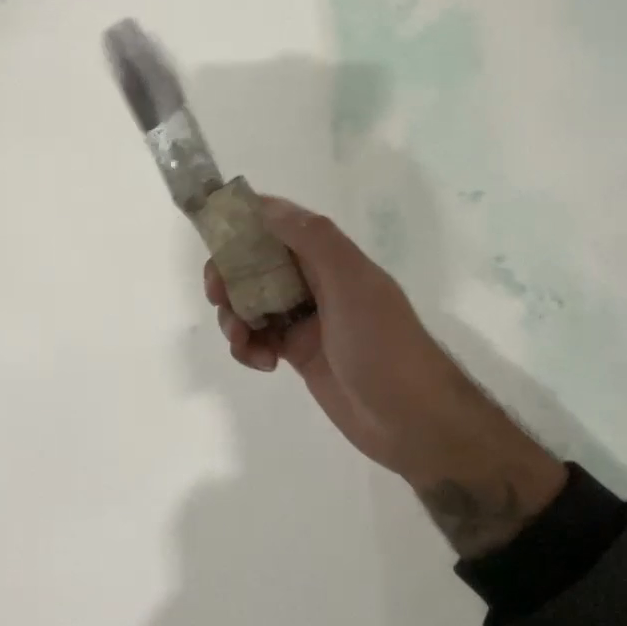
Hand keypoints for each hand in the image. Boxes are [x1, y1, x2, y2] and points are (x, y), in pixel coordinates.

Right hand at [206, 196, 564, 555]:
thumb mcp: (352, 281)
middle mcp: (318, 281)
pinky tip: (261, 363)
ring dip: (235, 314)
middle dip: (230, 274)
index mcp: (331, 257)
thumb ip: (311, 238)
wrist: (414, 421)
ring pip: (253, 302)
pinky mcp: (300, 353)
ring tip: (240, 338)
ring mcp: (308, 319)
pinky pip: (260, 338)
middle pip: (258, 262)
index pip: (279, 224)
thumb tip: (264, 204)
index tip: (212, 234)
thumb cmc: (383, 344)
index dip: (245, 223)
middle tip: (216, 294)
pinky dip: (250, 346)